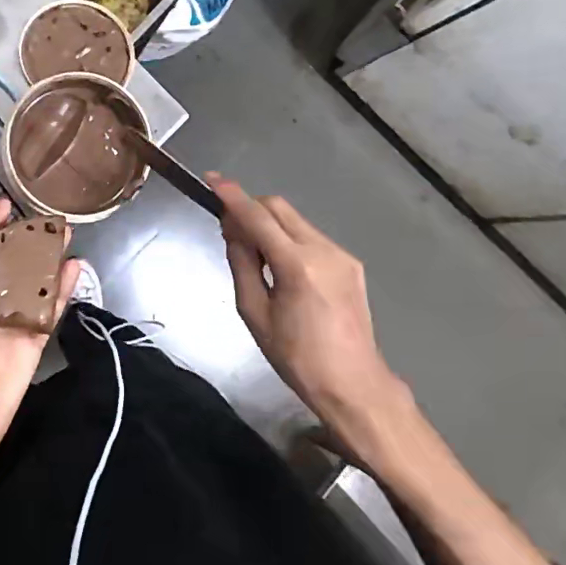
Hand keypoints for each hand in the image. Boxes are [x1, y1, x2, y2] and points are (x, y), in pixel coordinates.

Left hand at [0, 198, 80, 482]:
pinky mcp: (30, 347)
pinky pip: (49, 315)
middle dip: (24, 240)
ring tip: (62, 233)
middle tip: (42, 216)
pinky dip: (63, 293)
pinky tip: (74, 269)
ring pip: (33, 285)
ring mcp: (10, 327)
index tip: (2, 205)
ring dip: (47, 260)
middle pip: (8, 266)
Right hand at [209, 174, 412, 451]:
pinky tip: (282, 268)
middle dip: (250, 208)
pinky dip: (288, 239)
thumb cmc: (297, 358)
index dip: (231, 196)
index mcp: (297, 266)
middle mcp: (323, 250)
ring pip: (294, 220)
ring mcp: (341, 254)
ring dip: (269, 225)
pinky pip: (310, 237)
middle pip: (278, 207)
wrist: (354, 385)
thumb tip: (233, 231)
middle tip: (229, 231)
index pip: (257, 217)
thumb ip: (242, 264)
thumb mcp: (254, 314)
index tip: (211, 179)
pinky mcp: (350, 263)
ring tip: (255, 256)